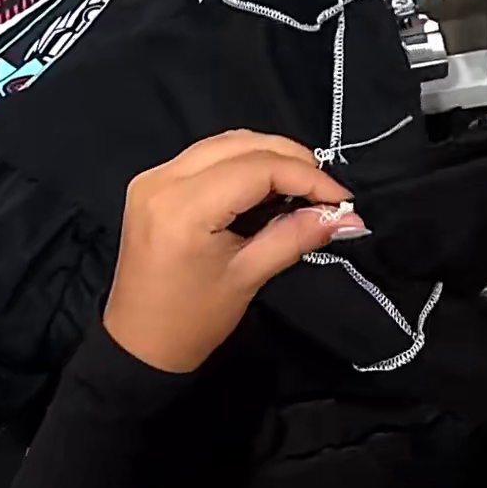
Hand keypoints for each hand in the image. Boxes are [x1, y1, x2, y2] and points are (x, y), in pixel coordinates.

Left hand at [104, 130, 366, 371]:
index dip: (306, 177)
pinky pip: (208, 155)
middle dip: (291, 159)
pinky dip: (244, 161)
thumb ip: (297, 236)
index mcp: (183, 208)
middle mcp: (163, 179)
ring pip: (226, 143)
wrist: (138, 344)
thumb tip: (348, 217)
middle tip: (326, 190)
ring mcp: (154, 176)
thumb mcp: (249, 276)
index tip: (341, 198)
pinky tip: (267, 183)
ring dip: (269, 156)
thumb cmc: (192, 320)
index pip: (257, 169)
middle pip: (241, 145)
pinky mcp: (153, 181)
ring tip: (302, 185)